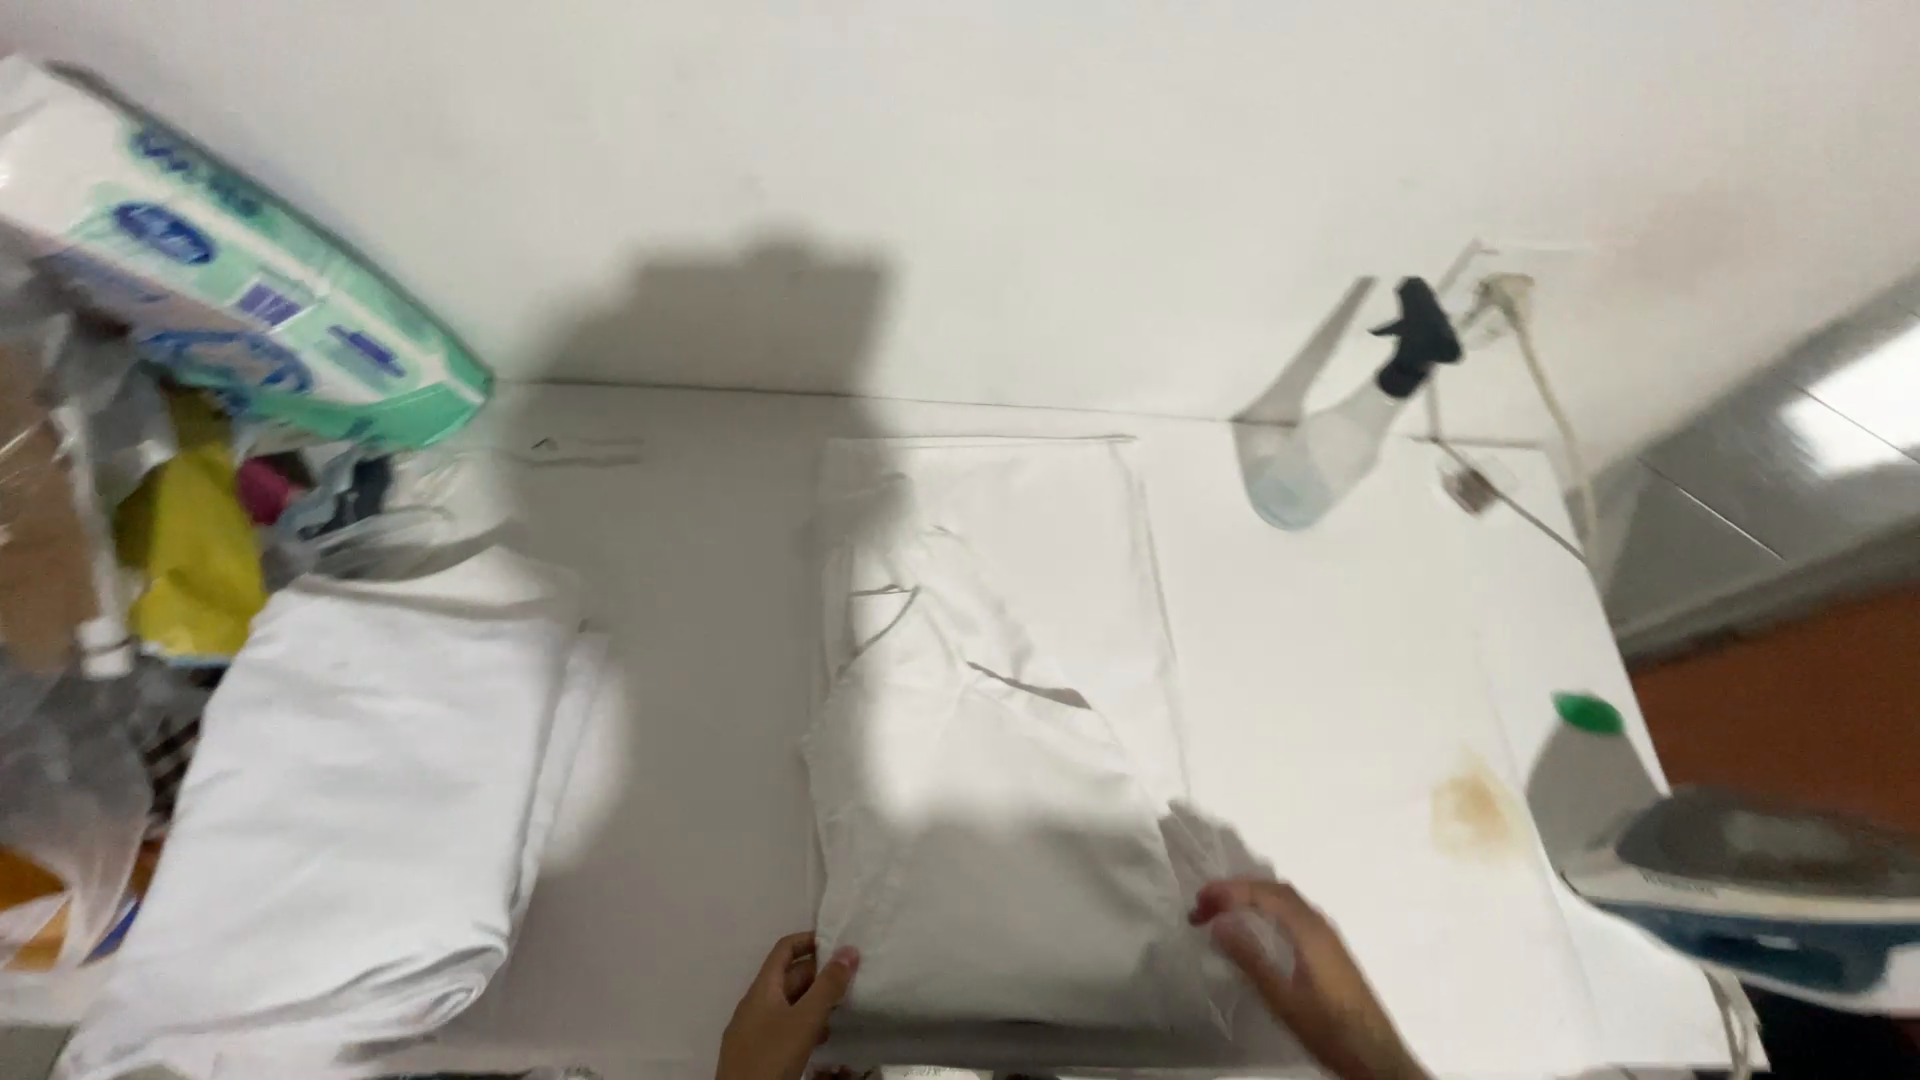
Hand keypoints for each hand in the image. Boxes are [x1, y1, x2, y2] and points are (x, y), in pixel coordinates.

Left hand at [716, 932, 859, 1079]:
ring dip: (813, 1001)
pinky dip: (803, 1024)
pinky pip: (782, 1027)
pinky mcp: (754, 1054)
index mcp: (761, 989)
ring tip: (840, 1007)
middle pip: (787, 977)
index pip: (784, 949)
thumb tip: (849, 950)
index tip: (836, 942)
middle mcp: (753, 1004)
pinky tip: (821, 1038)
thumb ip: (828, 986)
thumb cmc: (772, 1057)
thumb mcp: (805, 1020)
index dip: (808, 940)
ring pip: (786, 1004)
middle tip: (847, 977)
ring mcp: (751, 1031)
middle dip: (817, 974)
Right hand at [1192, 880, 1427, 1079]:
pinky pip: (1293, 912)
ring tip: (1223, 912)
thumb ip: (1249, 958)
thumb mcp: (1282, 999)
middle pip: (1273, 889)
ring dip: (1251, 897)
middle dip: (1235, 890)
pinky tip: (1256, 928)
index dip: (1226, 891)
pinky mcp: (1330, 949)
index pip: (1261, 893)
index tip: (1199, 905)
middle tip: (1204, 906)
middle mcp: (1319, 923)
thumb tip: (1218, 923)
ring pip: (1284, 898)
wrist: (1379, 1062)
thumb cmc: (1329, 1030)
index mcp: (1308, 930)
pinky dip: (1267, 908)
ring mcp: (1327, 935)